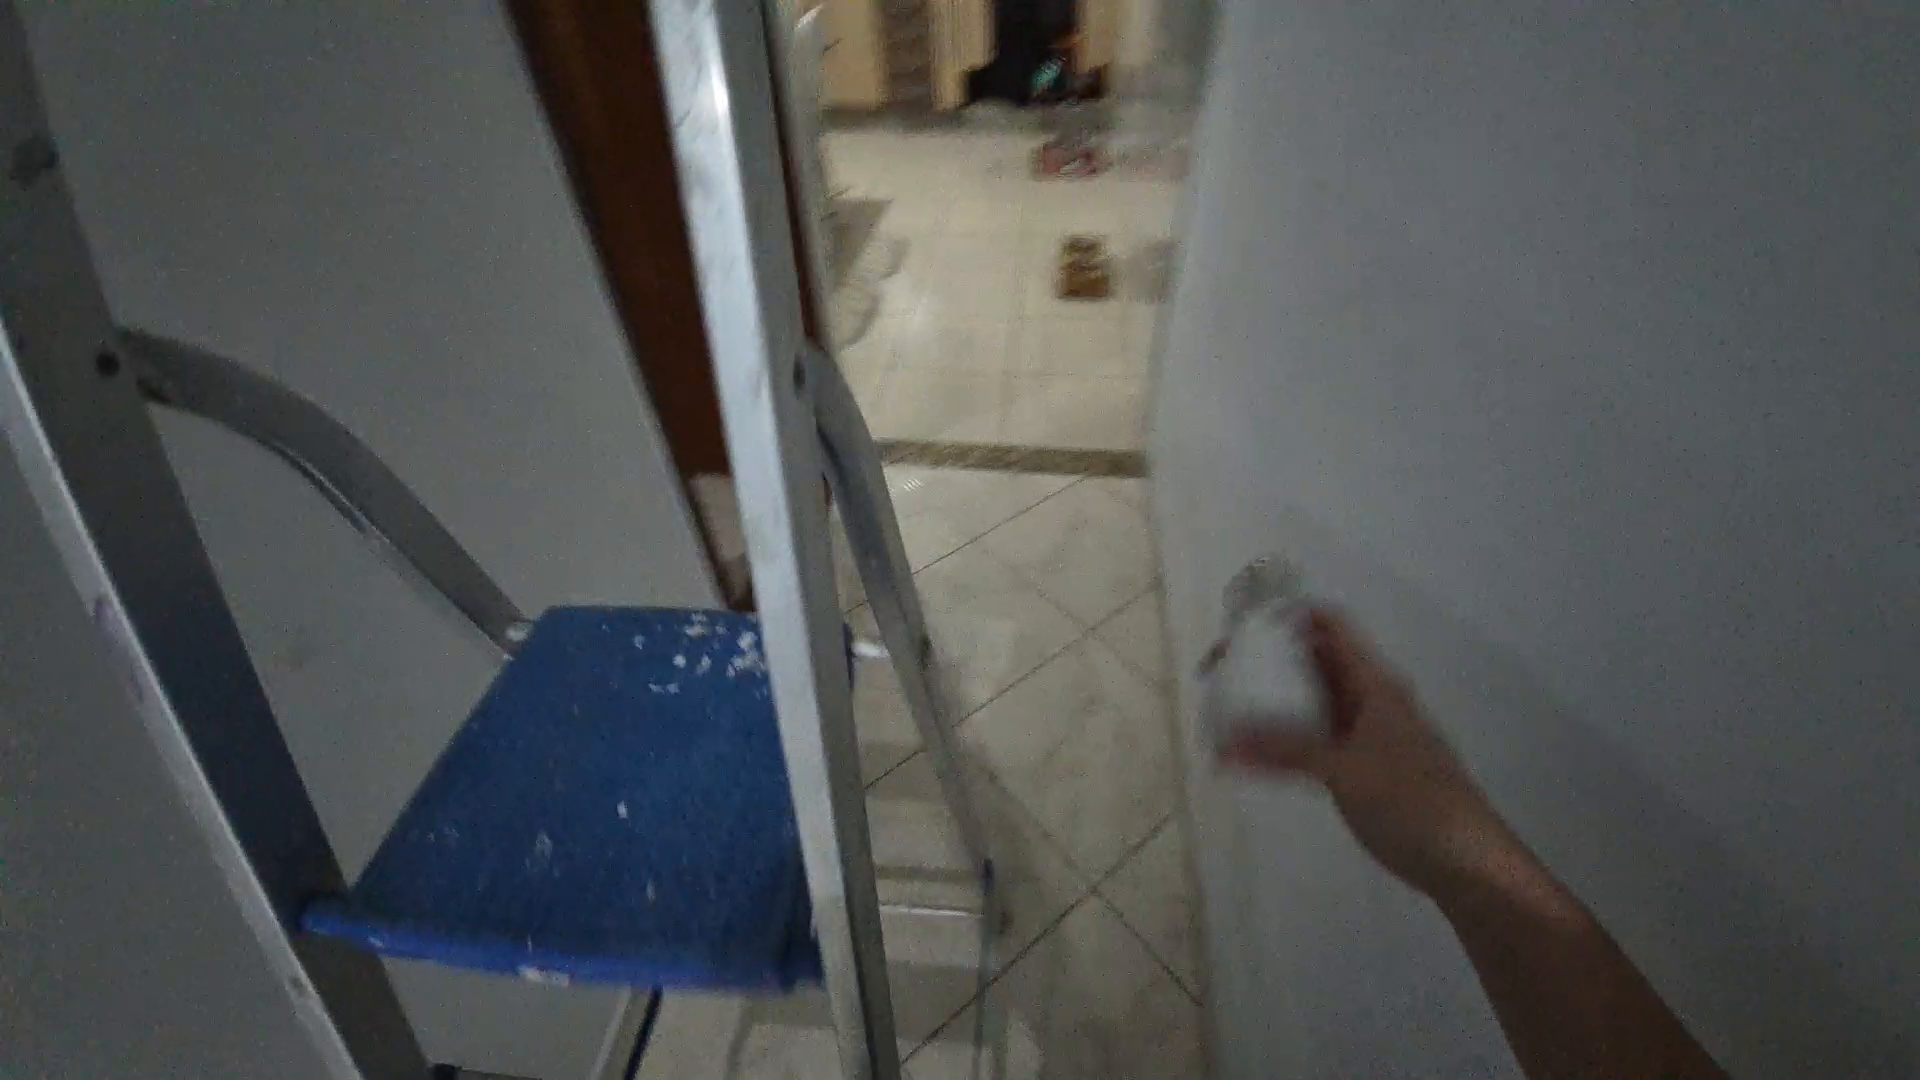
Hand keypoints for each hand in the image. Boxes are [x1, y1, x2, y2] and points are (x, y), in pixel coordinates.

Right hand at [1217, 609, 1525, 900]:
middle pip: (1306, 660)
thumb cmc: (1416, 803)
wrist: (1467, 867)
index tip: (1238, 631)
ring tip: (1220, 710)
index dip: (1285, 616)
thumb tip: (1221, 746)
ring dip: (1264, 702)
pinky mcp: (1351, 765)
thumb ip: (1284, 752)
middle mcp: (1363, 697)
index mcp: (1372, 682)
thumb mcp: (1346, 769)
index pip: (1326, 625)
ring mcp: (1357, 732)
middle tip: (1217, 673)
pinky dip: (1274, 740)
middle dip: (1262, 661)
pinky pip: (1304, 739)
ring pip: (1303, 701)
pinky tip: (1242, 753)